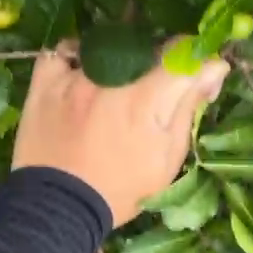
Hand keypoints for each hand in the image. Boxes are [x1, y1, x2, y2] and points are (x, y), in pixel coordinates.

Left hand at [11, 42, 228, 226]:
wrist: (56, 206)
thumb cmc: (118, 190)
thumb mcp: (166, 158)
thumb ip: (187, 109)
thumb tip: (210, 70)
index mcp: (145, 98)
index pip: (183, 53)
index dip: (199, 62)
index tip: (198, 78)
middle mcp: (108, 79)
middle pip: (146, 46)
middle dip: (160, 61)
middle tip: (155, 88)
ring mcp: (72, 80)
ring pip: (103, 45)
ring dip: (119, 57)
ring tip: (117, 82)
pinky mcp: (42, 86)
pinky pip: (58, 53)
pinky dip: (72, 56)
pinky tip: (80, 69)